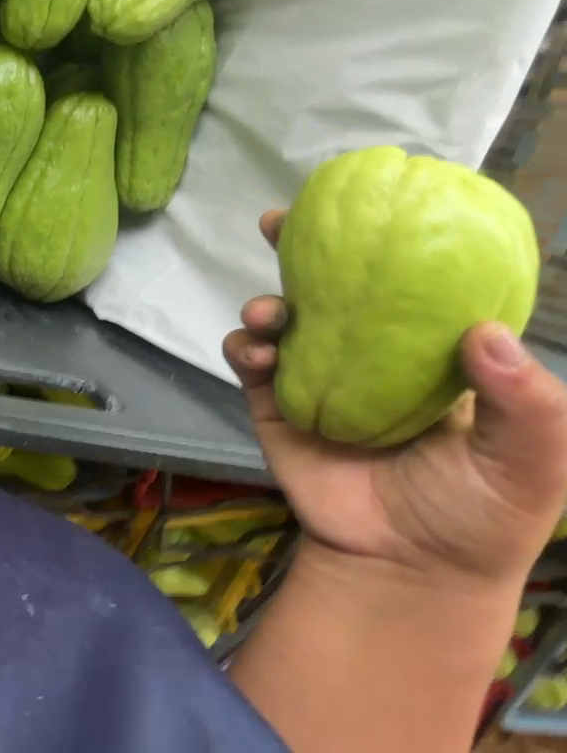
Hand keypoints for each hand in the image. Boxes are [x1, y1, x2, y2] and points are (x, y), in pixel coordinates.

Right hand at [223, 209, 566, 591]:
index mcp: (427, 361)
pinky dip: (244, 346)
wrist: (402, 563)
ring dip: (267, 304)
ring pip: (281, 319)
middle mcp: (367, 358)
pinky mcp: (271, 399)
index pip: (407, 293)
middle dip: (301, 252)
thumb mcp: (531, 465)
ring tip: (271, 316)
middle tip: (279, 224)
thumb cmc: (480, 512)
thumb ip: (526, 404)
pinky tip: (258, 355)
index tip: (367, 213)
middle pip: (330, 291)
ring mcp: (314, 376)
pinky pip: (246, 358)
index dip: (388, 250)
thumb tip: (480, 329)